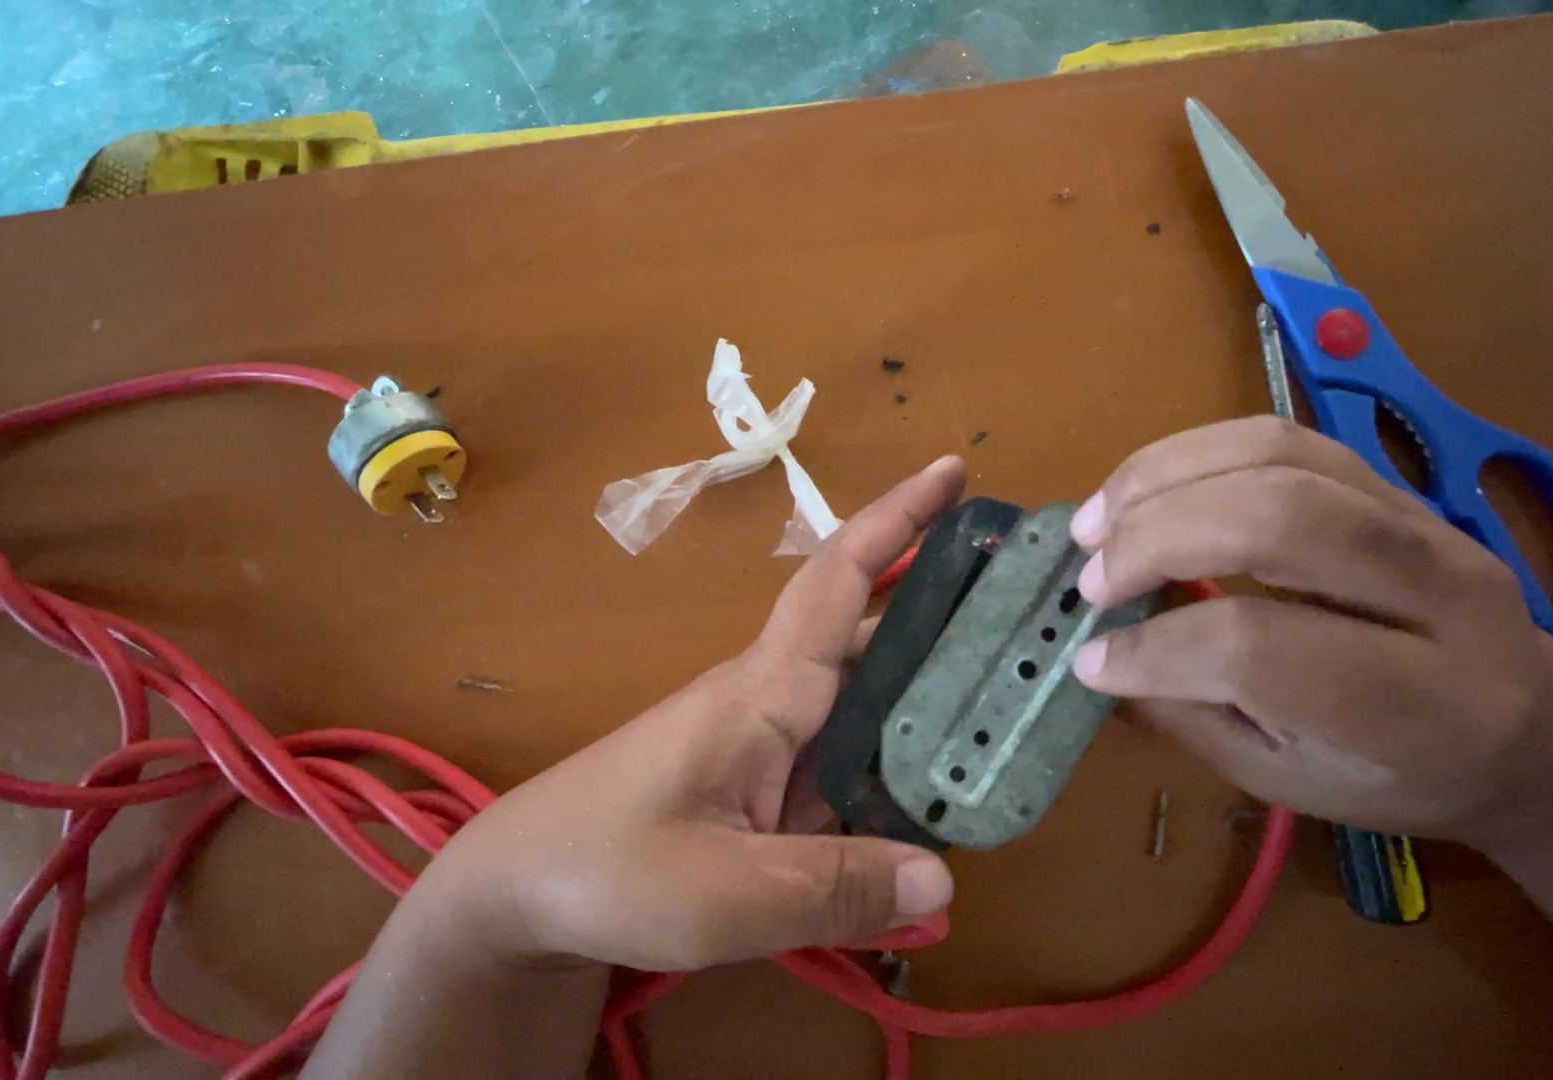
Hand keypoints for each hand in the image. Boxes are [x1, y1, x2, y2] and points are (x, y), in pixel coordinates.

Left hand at [414, 457, 966, 971]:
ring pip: (863, 701)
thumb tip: (943, 876)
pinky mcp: (757, 779)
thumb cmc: (605, 870)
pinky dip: (892, 761)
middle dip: (944, 610)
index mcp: (764, 692)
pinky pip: (841, 755)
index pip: (839, 582)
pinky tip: (936, 793)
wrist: (520, 889)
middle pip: (871, 637)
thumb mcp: (724, 895)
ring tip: (1012, 699)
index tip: (953, 473)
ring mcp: (765, 737)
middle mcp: (772, 697)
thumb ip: (833, 887)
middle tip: (1033, 611)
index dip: (896, 521)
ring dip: (928, 693)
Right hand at [1066, 417, 1552, 841]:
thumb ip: (1192, 715)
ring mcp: (1420, 518)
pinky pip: (1276, 437)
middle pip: (1277, 520)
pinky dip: (1187, 456)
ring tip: (1095, 524)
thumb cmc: (1396, 775)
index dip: (1155, 649)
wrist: (1529, 728)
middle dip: (1154, 541)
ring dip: (1158, 480)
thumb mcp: (1288, 779)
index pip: (1259, 646)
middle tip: (1090, 582)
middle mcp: (1439, 592)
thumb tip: (1096, 658)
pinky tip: (1139, 492)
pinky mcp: (1385, 480)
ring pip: (1273, 455)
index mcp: (1420, 704)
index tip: (1093, 660)